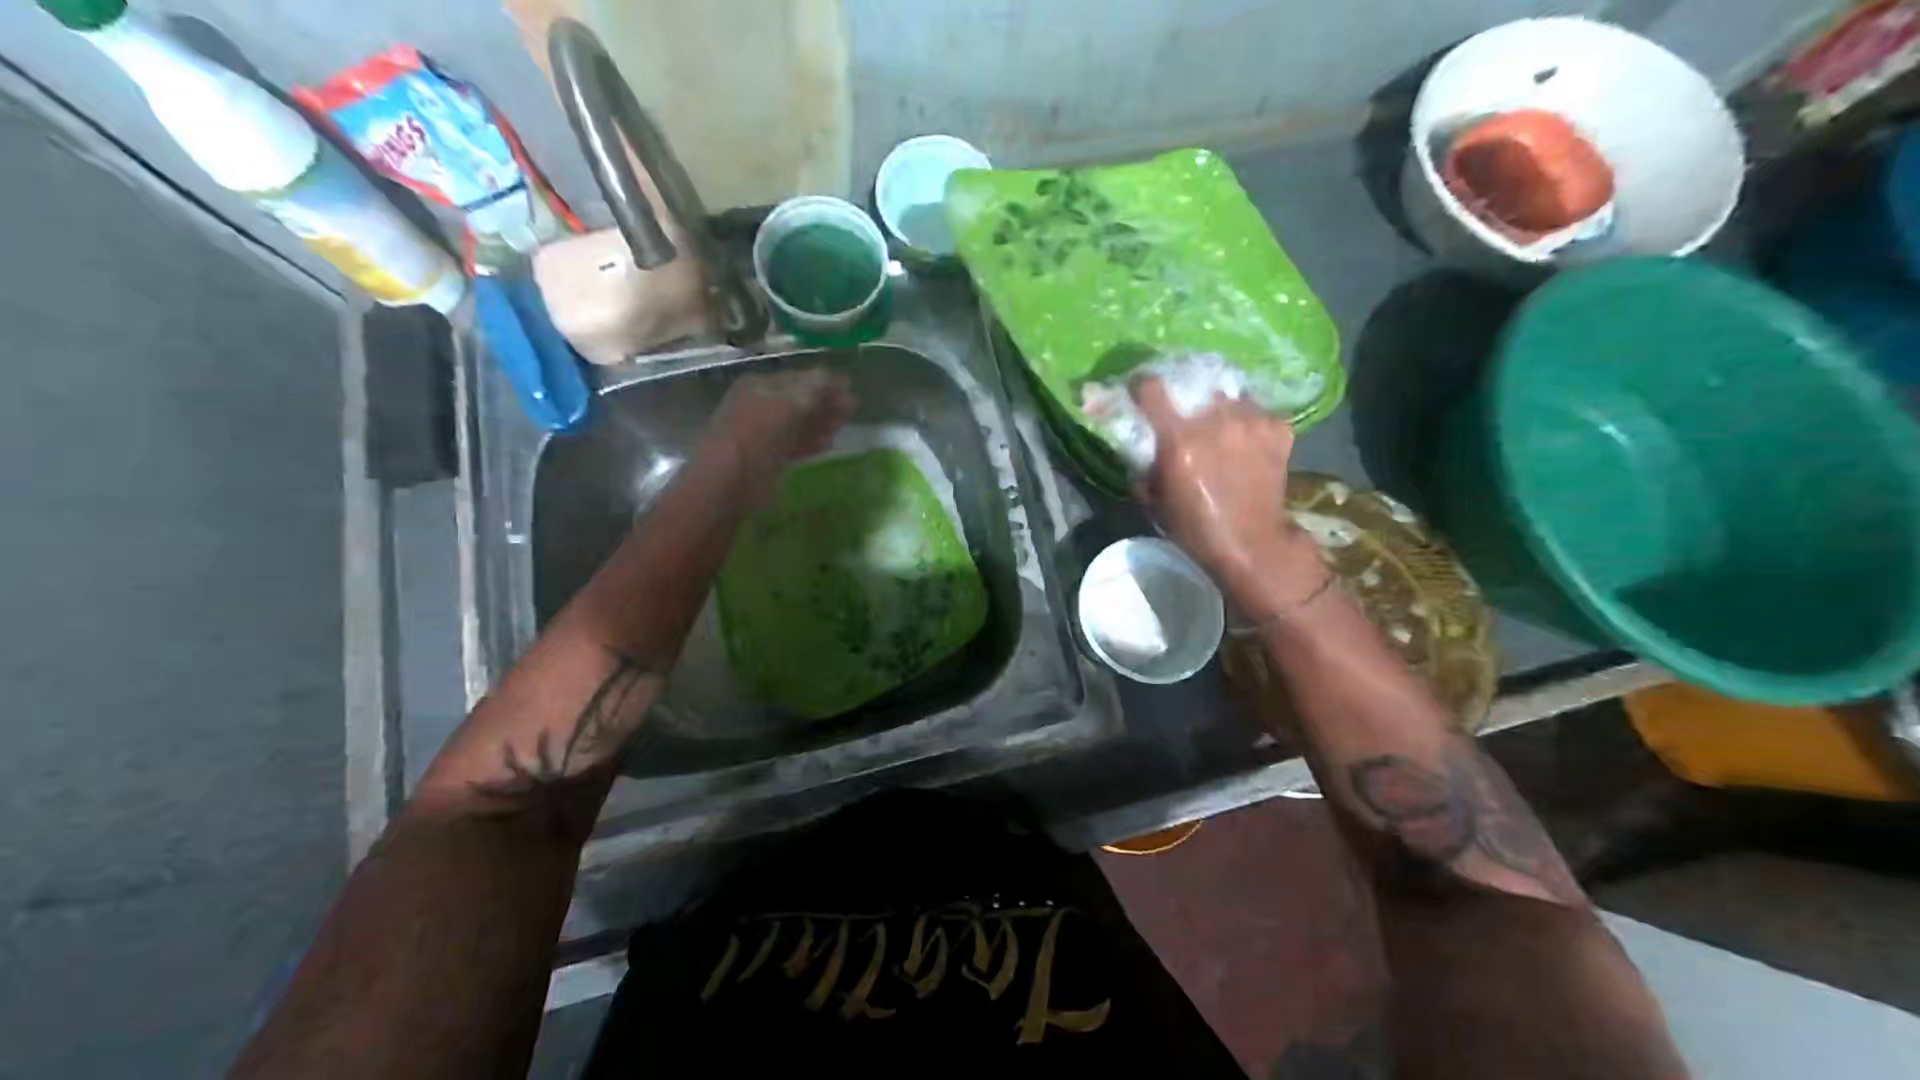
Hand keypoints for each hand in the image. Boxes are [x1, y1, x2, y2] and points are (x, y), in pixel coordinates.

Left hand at [701, 368, 853, 501]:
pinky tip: (829, 444)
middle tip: (852, 408)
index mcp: (760, 386)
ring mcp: (762, 432)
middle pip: (799, 400)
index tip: (850, 387)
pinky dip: (811, 442)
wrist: (727, 482)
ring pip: (797, 423)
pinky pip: (793, 444)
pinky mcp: (767, 457)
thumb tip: (830, 375)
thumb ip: (811, 389)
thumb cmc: (756, 437)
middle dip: (826, 403)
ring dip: (821, 423)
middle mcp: (759, 405)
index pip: (798, 378)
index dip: (825, 381)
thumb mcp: (787, 406)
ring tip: (843, 425)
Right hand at [1130, 376, 1324, 617]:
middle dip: (1187, 396)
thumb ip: (1141, 459)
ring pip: (1229, 395)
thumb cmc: (1192, 527)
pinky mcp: (1279, 427)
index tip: (1140, 391)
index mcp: (1178, 439)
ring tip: (1219, 425)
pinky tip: (1244, 439)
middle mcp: (1216, 421)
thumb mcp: (1150, 497)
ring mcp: (1252, 421)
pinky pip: (1256, 410)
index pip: (1152, 387)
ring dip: (1220, 407)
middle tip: (1185, 413)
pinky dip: (1247, 420)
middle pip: (1195, 385)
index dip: (1142, 386)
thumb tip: (1135, 435)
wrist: (1251, 544)